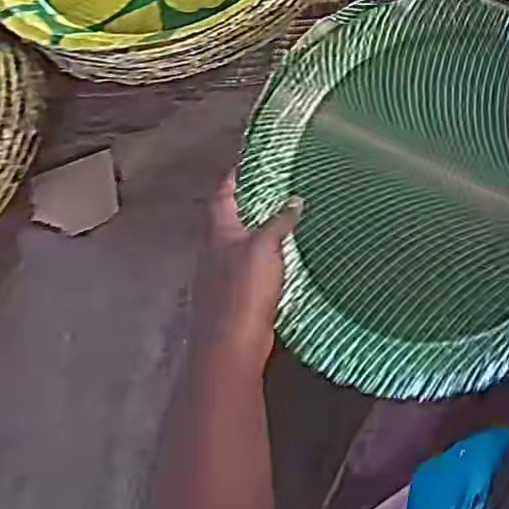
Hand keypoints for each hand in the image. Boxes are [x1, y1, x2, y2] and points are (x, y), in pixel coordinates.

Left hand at [188, 173, 300, 376]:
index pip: (222, 196)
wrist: (231, 346)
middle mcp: (215, 252)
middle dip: (246, 203)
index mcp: (219, 234)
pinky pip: (248, 265)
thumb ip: (279, 222)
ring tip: (281, 219)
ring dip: (256, 229)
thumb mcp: (265, 247)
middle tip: (272, 187)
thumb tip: (294, 200)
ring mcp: (221, 276)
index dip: (233, 178)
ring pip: (238, 243)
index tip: (248, 162)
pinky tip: (280, 258)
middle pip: (227, 219)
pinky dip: (262, 255)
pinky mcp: (234, 297)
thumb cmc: (244, 290)